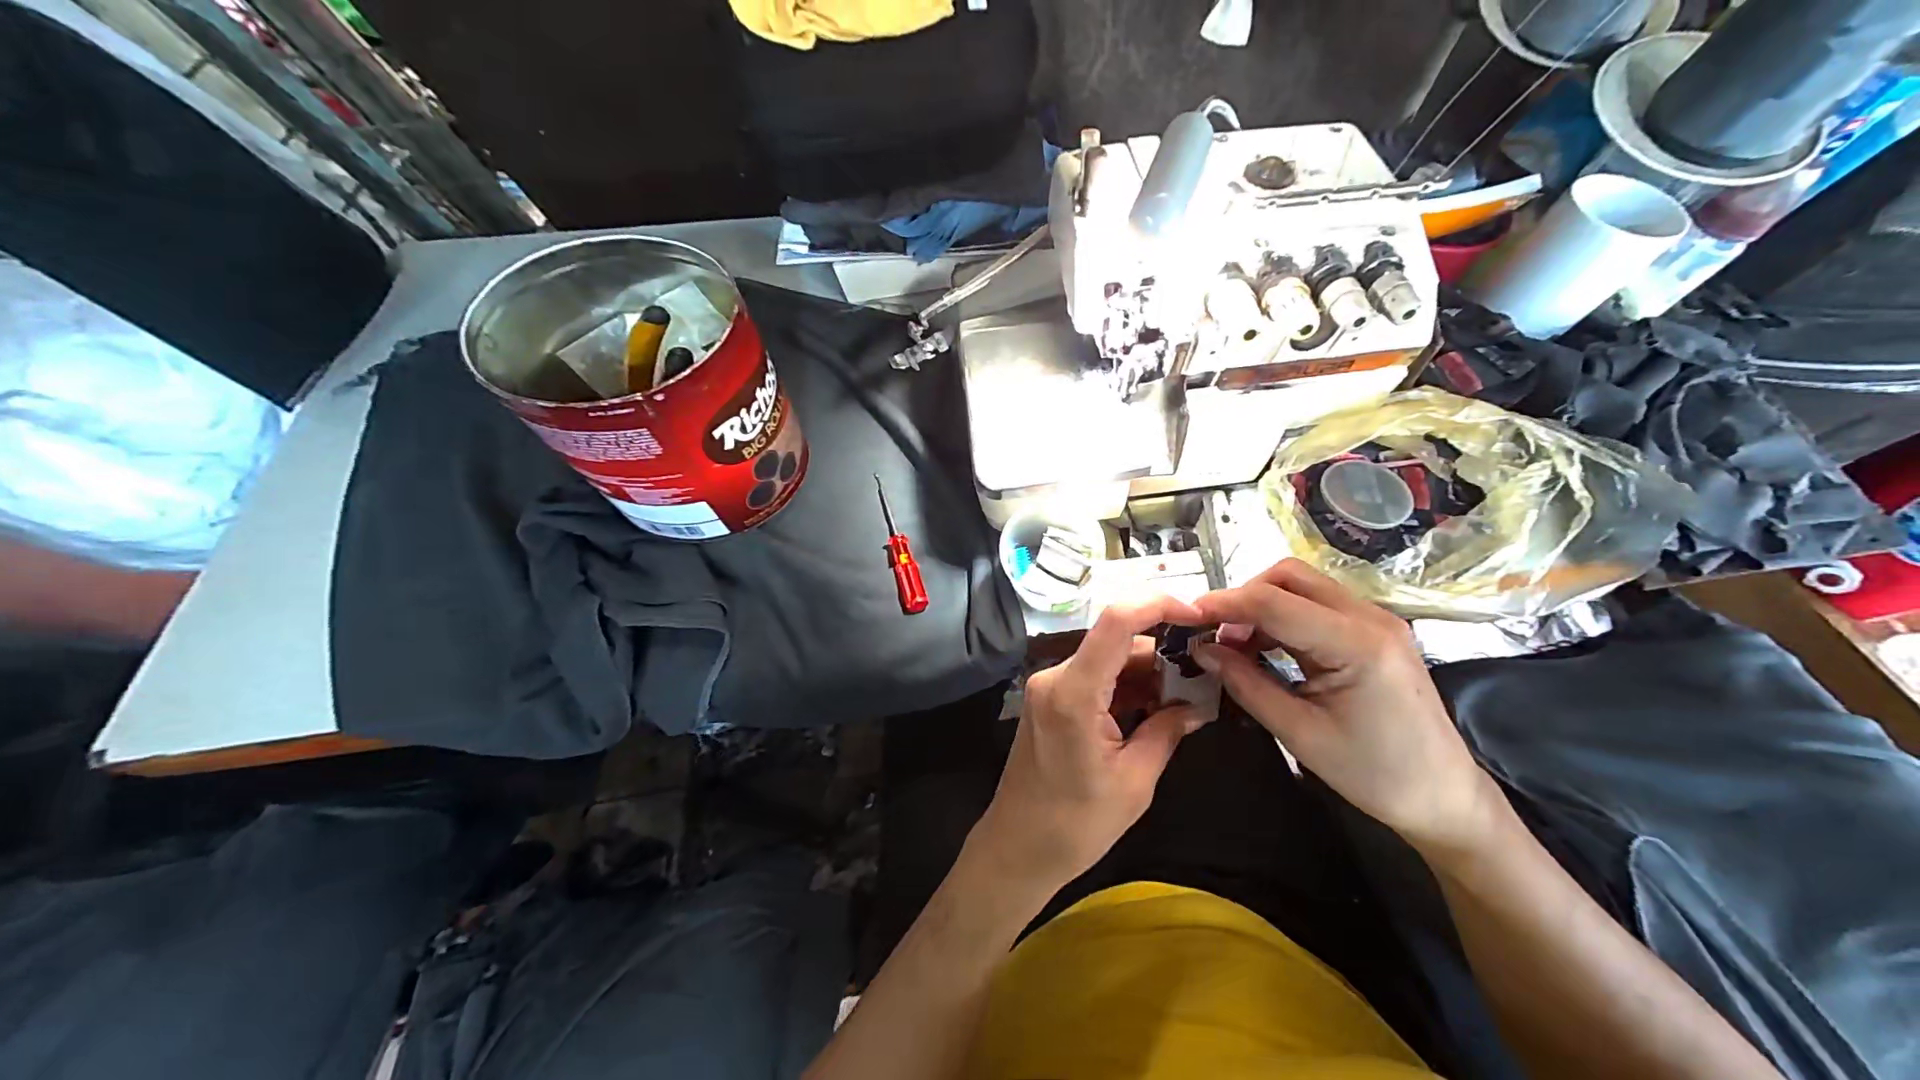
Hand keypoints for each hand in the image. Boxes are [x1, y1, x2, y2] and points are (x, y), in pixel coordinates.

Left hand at [970, 598, 1208, 892]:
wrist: (1019, 847)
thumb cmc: (1076, 824)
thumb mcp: (1135, 780)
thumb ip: (1166, 730)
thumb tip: (1197, 704)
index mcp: (1073, 693)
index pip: (1116, 621)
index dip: (1158, 605)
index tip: (1198, 615)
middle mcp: (1055, 678)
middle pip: (1117, 640)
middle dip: (1164, 650)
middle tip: (1206, 674)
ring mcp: (1049, 686)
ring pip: (1109, 658)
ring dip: (1148, 671)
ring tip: (1189, 696)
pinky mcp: (1051, 699)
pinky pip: (1096, 677)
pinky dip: (1128, 685)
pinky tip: (1158, 706)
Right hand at [1192, 560, 1498, 853]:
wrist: (1445, 798)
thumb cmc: (1374, 774)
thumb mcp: (1298, 733)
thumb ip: (1245, 683)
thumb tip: (1202, 650)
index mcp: (1357, 644)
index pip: (1273, 602)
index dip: (1224, 604)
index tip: (1186, 616)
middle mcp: (1370, 618)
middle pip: (1290, 576)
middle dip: (1244, 596)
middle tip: (1215, 633)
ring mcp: (1377, 621)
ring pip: (1303, 586)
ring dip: (1262, 605)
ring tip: (1234, 644)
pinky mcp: (1375, 632)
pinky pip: (1318, 606)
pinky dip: (1283, 617)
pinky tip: (1265, 648)